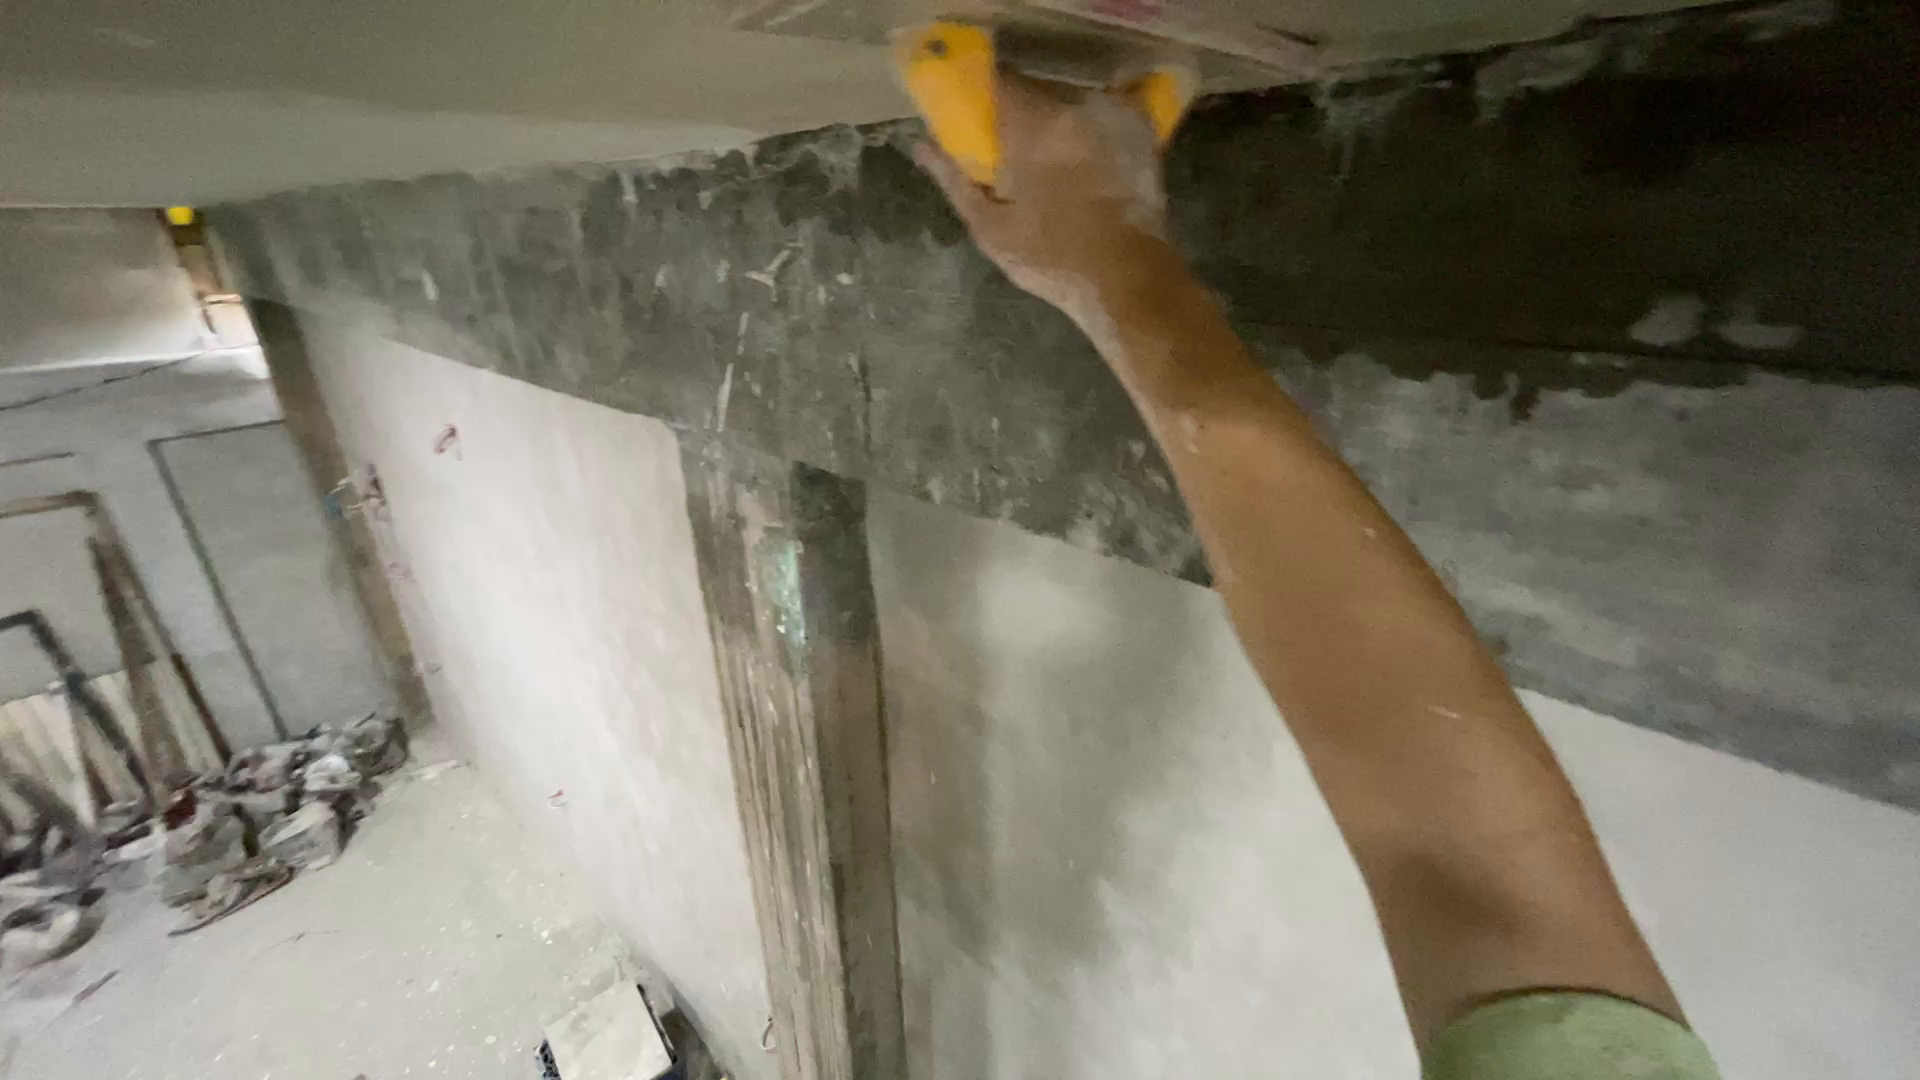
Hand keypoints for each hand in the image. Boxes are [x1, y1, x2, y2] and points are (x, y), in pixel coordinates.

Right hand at [914, 73, 1183, 330]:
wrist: (1123, 278)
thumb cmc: (1051, 260)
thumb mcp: (991, 229)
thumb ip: (956, 181)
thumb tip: (922, 147)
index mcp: (1034, 124)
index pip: (997, 81)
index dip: (982, 98)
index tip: (977, 124)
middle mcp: (1076, 105)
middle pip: (1036, 90)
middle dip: (1021, 118)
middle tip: (1016, 159)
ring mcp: (1113, 113)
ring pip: (1071, 102)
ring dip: (1057, 125)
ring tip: (1054, 170)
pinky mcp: (1139, 128)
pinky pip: (1104, 114)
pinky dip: (1091, 132)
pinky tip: (1087, 167)